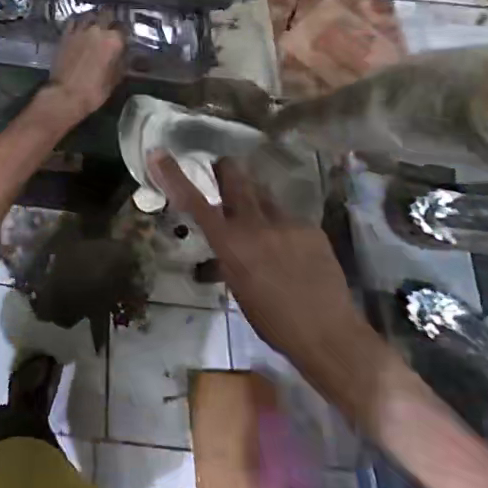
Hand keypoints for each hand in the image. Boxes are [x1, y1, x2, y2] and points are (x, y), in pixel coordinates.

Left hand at [39, 15, 125, 123]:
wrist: (66, 95)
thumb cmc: (95, 90)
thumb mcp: (115, 79)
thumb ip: (121, 62)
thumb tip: (124, 55)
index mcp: (114, 40)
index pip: (123, 28)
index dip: (124, 32)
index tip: (123, 37)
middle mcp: (97, 30)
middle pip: (106, 14)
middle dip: (109, 19)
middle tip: (110, 26)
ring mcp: (79, 31)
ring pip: (89, 15)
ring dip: (94, 18)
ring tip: (95, 25)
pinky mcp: (65, 35)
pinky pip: (73, 22)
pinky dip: (78, 23)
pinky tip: (80, 28)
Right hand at [152, 154, 375, 406]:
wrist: (328, 333)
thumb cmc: (274, 322)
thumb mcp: (239, 292)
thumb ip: (228, 262)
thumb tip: (219, 256)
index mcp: (231, 245)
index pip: (196, 203)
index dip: (174, 177)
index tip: (159, 154)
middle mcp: (256, 225)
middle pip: (236, 179)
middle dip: (225, 169)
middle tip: (221, 167)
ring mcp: (287, 223)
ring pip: (264, 197)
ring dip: (255, 200)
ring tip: (259, 219)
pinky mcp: (311, 228)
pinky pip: (289, 218)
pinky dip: (282, 228)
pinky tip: (290, 249)